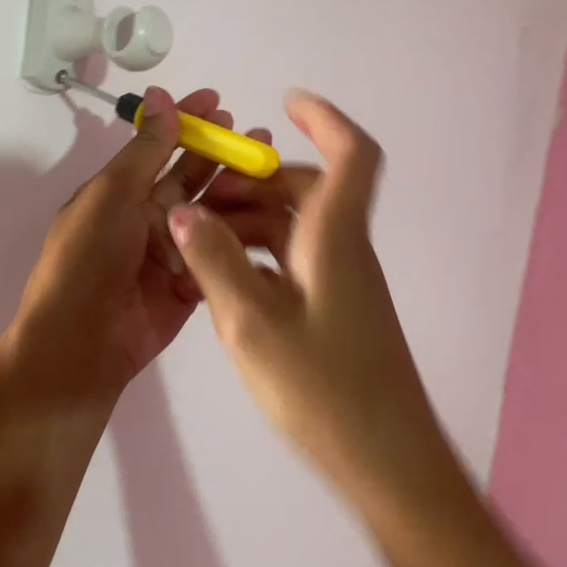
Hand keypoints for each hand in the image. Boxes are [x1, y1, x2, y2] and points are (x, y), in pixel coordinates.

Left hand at [5, 86, 278, 398]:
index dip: (187, 123)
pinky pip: (219, 254)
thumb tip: (159, 97)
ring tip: (272, 171)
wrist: (81, 341)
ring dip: (239, 193)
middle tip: (260, 136)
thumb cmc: (87, 258)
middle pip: (192, 178)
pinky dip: (241, 237)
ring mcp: (171, 253)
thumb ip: (145, 150)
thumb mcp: (112, 194)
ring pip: (211, 214)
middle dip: (223, 154)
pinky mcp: (191, 287)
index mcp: (121, 193)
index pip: (160, 148)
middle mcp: (147, 218)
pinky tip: (272, 215)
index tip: (218, 101)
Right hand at [169, 92, 444, 505]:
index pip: (351, 155)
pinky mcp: (333, 313)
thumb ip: (212, 261)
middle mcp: (343, 250)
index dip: (324, 119)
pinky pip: (291, 262)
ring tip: (192, 242)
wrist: (385, 463)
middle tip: (198, 198)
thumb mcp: (250, 323)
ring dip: (247, 222)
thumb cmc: (322, 389)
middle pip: (306, 190)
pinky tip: (217, 281)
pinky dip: (256, 256)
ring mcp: (341, 284)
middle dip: (253, 182)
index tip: (284, 103)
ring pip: (294, 228)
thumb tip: (182, 212)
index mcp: (334, 238)